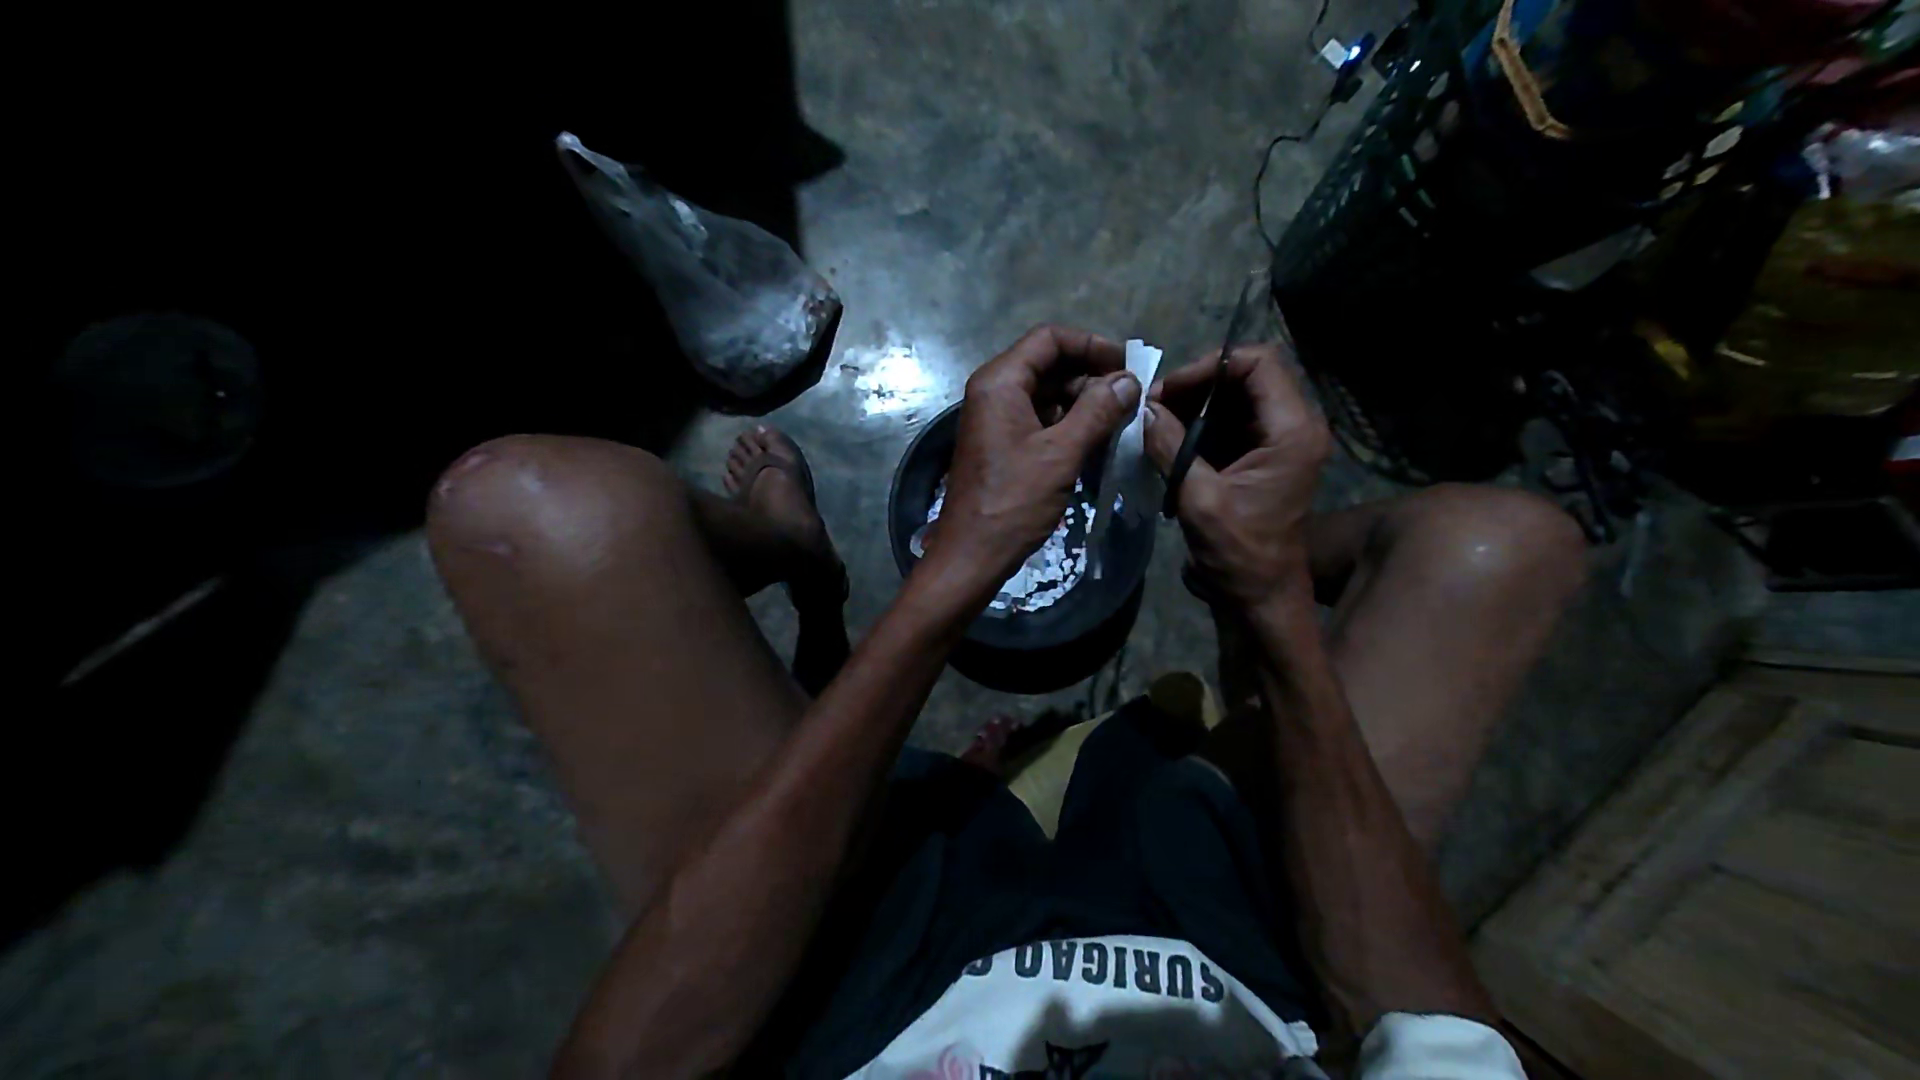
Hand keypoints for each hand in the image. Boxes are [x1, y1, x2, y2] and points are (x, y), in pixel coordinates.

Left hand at [927, 325, 1139, 595]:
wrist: (972, 553)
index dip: (1091, 345)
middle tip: (1130, 401)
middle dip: (1091, 377)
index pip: (1050, 339)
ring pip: (1047, 394)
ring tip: (1120, 423)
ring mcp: (996, 419)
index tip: (1127, 367)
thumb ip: (1097, 411)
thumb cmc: (1014, 501)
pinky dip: (1068, 425)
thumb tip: (1128, 381)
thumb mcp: (1061, 454)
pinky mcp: (1002, 443)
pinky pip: (1040, 420)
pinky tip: (1096, 442)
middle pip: (1049, 364)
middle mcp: (994, 392)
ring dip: (1083, 404)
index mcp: (1000, 382)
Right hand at [1144, 343, 1329, 609]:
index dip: (1210, 367)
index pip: (1258, 363)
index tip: (1170, 392)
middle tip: (1156, 409)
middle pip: (1247, 376)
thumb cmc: (1238, 552)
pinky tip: (1170, 443)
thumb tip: (1143, 409)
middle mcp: (1296, 426)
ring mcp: (1282, 441)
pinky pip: (1232, 422)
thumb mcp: (1198, 498)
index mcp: (1293, 431)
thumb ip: (1170, 447)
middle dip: (1197, 386)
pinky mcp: (1264, 456)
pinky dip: (1200, 426)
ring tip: (1157, 425)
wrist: (1260, 595)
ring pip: (1236, 398)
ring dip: (1195, 406)